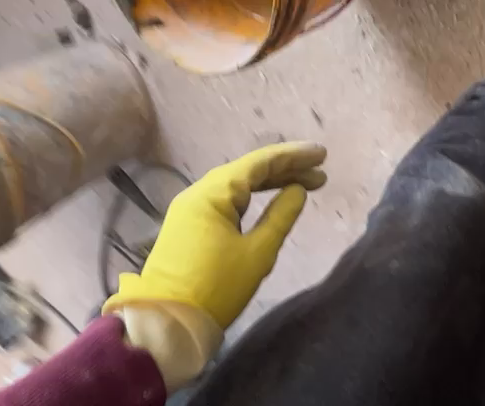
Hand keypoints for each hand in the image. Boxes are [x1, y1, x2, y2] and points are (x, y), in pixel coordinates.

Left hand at [104, 142, 326, 328]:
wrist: (162, 329)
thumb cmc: (215, 289)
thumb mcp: (257, 253)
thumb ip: (281, 215)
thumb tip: (297, 190)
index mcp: (213, 193)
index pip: (260, 162)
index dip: (294, 156)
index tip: (322, 155)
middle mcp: (199, 193)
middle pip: (249, 170)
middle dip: (286, 169)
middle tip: (320, 174)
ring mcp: (191, 210)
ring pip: (239, 185)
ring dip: (271, 183)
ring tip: (304, 185)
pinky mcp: (189, 227)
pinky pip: (228, 200)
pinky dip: (254, 197)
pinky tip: (271, 200)